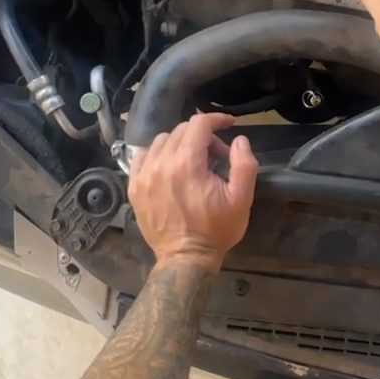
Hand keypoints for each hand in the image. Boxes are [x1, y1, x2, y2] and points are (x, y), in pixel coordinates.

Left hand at [128, 113, 258, 264]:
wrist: (186, 259)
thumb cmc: (216, 230)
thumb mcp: (242, 199)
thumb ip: (244, 164)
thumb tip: (239, 140)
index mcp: (187, 164)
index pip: (199, 124)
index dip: (216, 119)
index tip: (228, 124)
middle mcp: (161, 164)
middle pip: (180, 130)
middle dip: (202, 136)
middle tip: (216, 154)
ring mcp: (143, 176)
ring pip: (160, 141)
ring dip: (179, 143)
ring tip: (193, 160)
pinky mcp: (134, 188)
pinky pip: (142, 157)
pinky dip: (156, 154)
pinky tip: (168, 165)